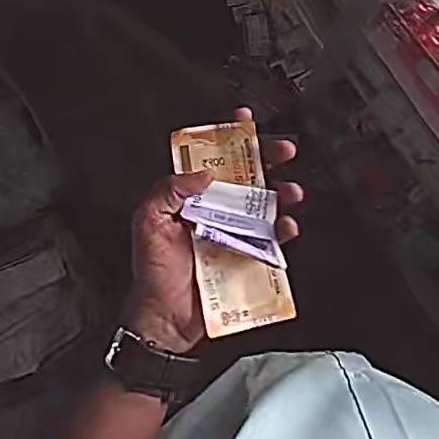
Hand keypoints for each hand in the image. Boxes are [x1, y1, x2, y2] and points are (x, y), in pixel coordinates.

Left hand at [124, 108, 302, 352]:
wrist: (163, 318)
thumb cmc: (152, 271)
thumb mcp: (148, 222)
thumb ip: (168, 191)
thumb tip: (203, 173)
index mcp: (192, 196)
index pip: (213, 158)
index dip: (230, 137)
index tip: (244, 120)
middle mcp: (217, 209)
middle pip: (248, 174)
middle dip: (269, 157)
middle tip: (284, 150)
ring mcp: (234, 231)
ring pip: (265, 203)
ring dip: (282, 193)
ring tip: (290, 192)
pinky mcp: (247, 254)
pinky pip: (271, 238)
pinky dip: (283, 230)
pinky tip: (285, 226)